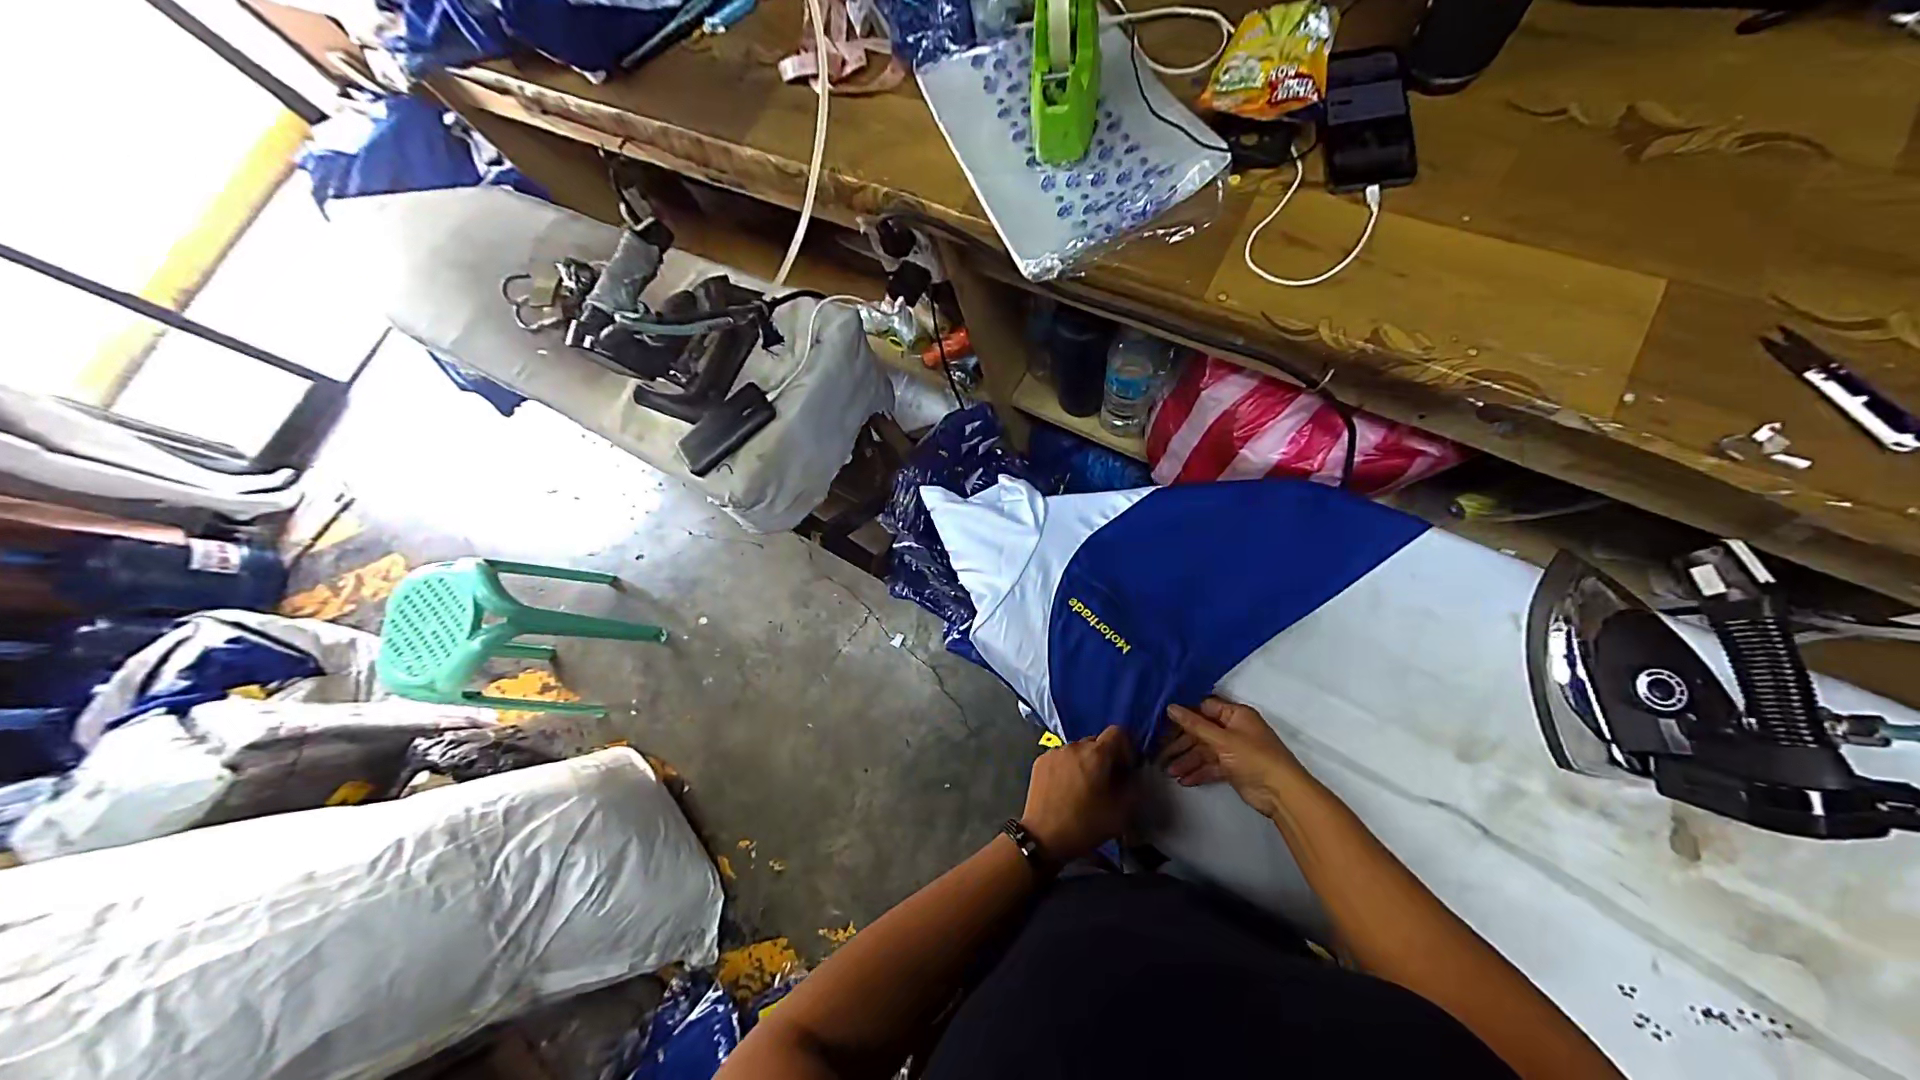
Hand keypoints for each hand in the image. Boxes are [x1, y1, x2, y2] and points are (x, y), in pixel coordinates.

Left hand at [1021, 726, 1135, 861]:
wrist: (1043, 837)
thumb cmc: (1085, 824)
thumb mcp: (1121, 812)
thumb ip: (1133, 787)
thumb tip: (1131, 774)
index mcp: (1096, 754)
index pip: (1118, 732)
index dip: (1126, 748)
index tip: (1125, 769)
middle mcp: (1074, 746)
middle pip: (1097, 742)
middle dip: (1105, 758)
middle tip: (1106, 783)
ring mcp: (1054, 752)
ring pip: (1078, 750)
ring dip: (1085, 762)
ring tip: (1083, 788)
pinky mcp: (1040, 761)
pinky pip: (1061, 757)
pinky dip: (1068, 767)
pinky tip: (1065, 789)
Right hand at [1159, 697, 1306, 818]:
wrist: (1281, 793)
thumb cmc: (1254, 757)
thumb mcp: (1222, 739)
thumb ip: (1194, 724)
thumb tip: (1171, 707)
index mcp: (1236, 714)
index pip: (1204, 708)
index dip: (1184, 714)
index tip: (1162, 721)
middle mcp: (1233, 729)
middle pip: (1201, 731)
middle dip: (1181, 743)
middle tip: (1161, 752)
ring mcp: (1233, 750)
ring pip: (1204, 751)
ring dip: (1187, 760)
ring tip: (1169, 771)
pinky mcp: (1233, 769)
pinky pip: (1210, 766)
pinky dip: (1198, 772)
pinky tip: (1184, 779)